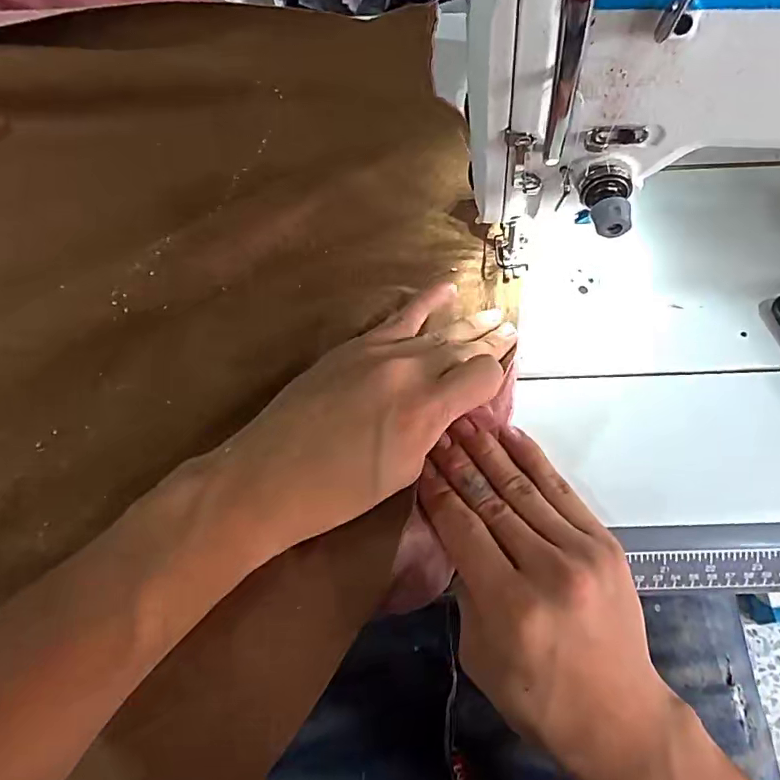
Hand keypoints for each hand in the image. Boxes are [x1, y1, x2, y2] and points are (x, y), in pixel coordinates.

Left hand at [217, 284, 515, 553]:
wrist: (267, 477)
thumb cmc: (338, 492)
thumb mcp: (403, 471)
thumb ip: (436, 431)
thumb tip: (455, 409)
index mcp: (425, 410)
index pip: (483, 375)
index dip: (497, 379)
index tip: (497, 387)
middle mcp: (409, 371)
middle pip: (463, 348)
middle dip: (491, 343)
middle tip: (512, 334)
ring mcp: (379, 351)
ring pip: (438, 330)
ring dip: (469, 323)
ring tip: (495, 315)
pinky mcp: (355, 346)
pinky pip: (399, 316)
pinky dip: (426, 301)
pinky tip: (447, 287)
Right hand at [418, 415, 681, 779]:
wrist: (619, 716)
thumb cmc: (539, 698)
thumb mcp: (481, 655)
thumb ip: (466, 591)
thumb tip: (455, 536)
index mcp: (510, 604)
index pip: (463, 530)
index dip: (438, 491)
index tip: (420, 460)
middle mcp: (548, 569)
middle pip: (493, 503)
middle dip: (460, 462)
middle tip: (438, 428)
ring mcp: (583, 552)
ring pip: (526, 490)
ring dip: (493, 452)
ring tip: (468, 421)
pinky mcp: (606, 544)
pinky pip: (564, 492)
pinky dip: (536, 461)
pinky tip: (513, 437)